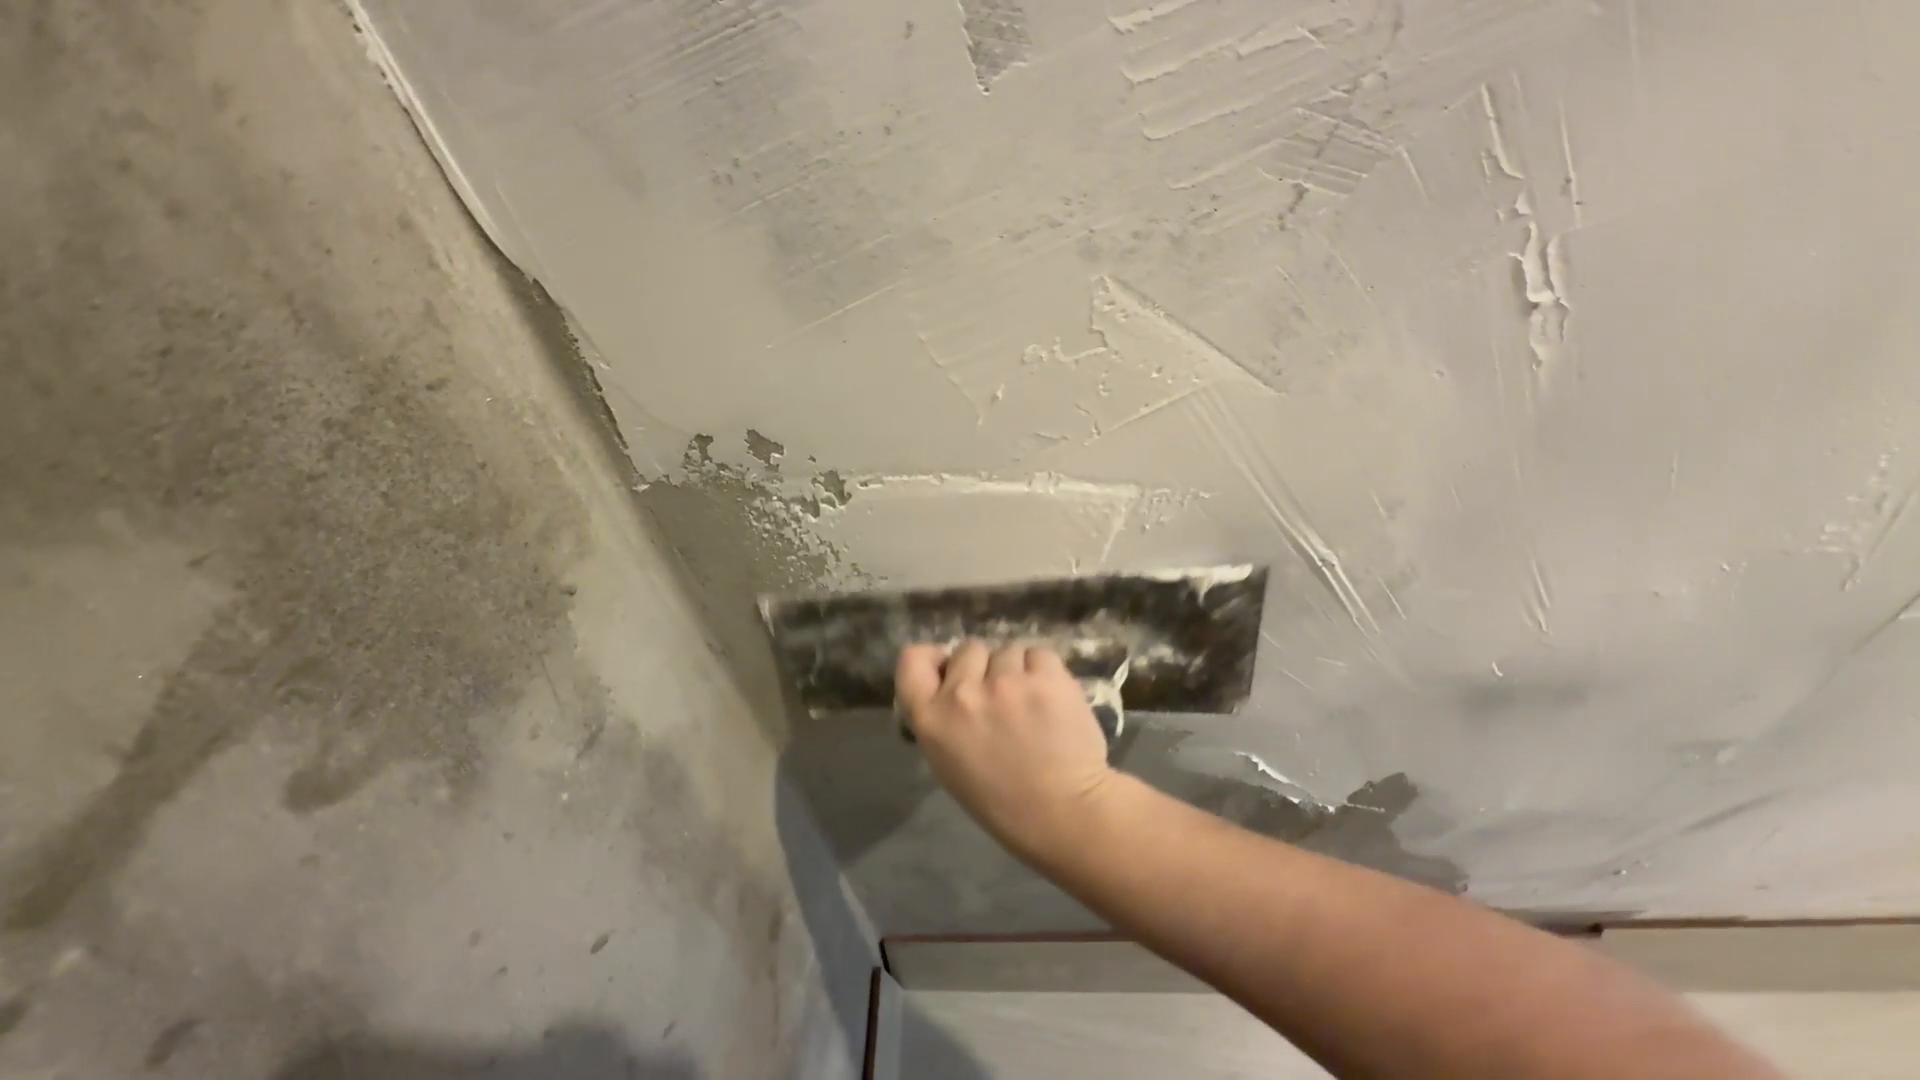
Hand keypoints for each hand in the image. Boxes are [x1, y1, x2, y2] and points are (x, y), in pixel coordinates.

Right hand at [896, 640, 1117, 861]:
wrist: (1061, 812)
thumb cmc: (1001, 799)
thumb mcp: (948, 761)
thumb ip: (942, 716)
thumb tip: (953, 683)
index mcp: (931, 719)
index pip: (913, 659)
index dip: (934, 658)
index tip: (950, 669)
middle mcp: (963, 694)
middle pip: (968, 649)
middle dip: (983, 667)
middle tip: (1001, 698)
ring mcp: (1006, 683)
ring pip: (1008, 650)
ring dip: (1017, 669)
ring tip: (1031, 702)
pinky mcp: (1047, 678)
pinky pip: (1040, 654)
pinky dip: (1045, 671)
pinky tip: (1051, 698)